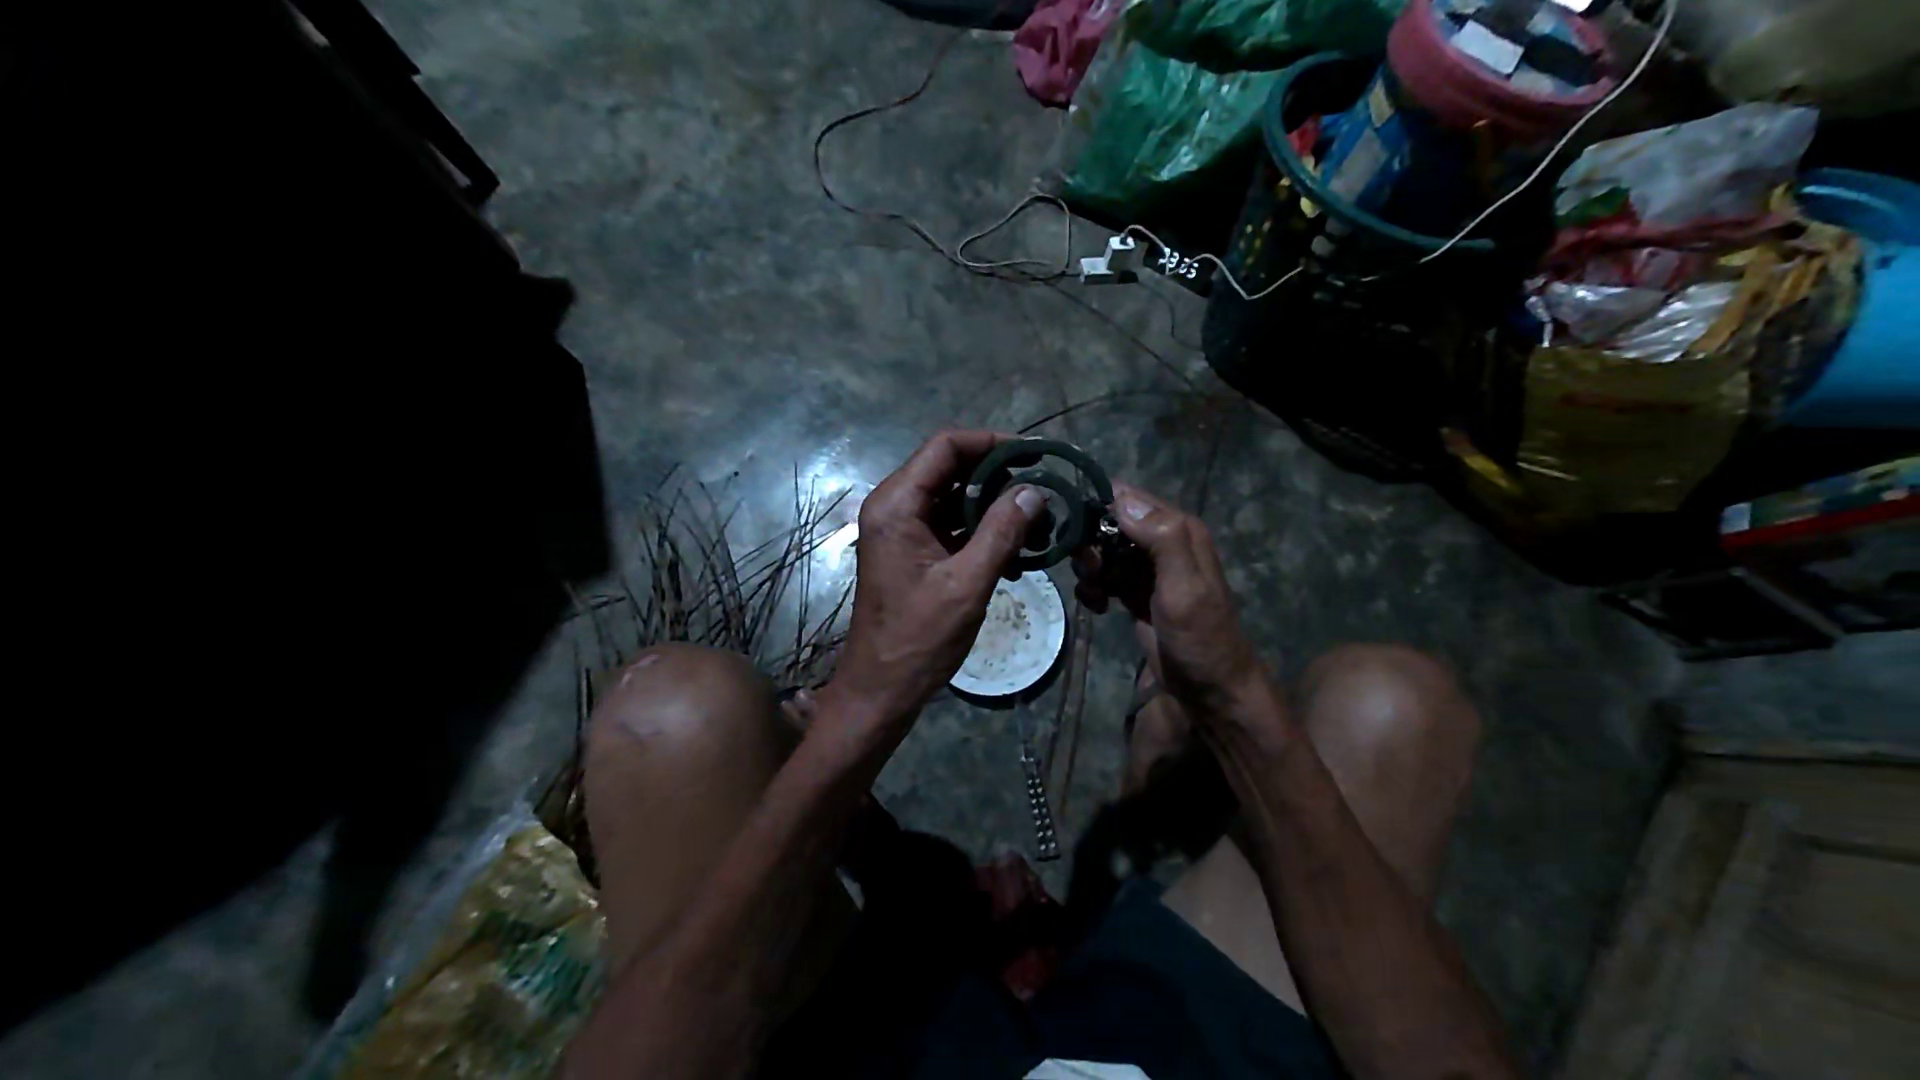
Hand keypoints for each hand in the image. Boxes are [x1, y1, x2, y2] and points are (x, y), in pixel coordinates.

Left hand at [820, 431, 1045, 735]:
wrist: (882, 687)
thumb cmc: (919, 638)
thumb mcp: (967, 583)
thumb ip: (1002, 532)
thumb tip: (1035, 491)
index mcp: (897, 505)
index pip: (945, 446)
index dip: (991, 442)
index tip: (1035, 455)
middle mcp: (895, 506)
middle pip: (951, 468)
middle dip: (999, 477)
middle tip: (1043, 492)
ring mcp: (902, 529)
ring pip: (954, 497)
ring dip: (994, 507)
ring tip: (1037, 525)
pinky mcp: (913, 550)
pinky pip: (951, 524)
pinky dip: (982, 531)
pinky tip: (1014, 554)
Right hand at [1075, 481, 1268, 723]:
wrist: (1208, 688)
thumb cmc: (1200, 636)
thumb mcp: (1185, 586)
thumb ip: (1161, 538)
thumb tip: (1121, 500)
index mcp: (1178, 529)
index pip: (1127, 498)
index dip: (1098, 509)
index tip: (1078, 534)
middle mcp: (1161, 541)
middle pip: (1108, 523)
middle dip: (1090, 544)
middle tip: (1092, 573)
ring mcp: (1146, 568)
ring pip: (1102, 550)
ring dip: (1090, 569)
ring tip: (1095, 594)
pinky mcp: (1133, 592)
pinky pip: (1103, 577)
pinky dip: (1093, 588)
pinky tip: (1097, 607)